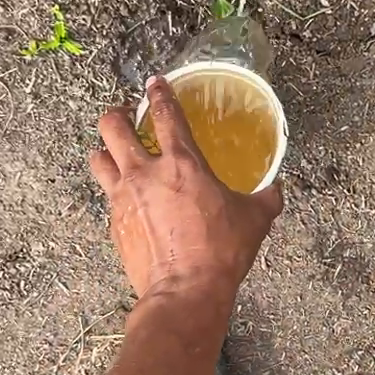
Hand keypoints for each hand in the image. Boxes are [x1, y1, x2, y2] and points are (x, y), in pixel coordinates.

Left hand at [88, 77, 282, 304]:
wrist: (185, 291)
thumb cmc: (221, 251)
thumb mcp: (255, 220)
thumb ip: (266, 198)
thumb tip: (276, 189)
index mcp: (182, 163)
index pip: (164, 114)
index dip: (158, 93)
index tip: (155, 83)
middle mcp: (145, 173)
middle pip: (112, 126)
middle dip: (116, 114)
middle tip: (126, 115)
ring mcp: (123, 197)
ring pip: (98, 157)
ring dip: (106, 149)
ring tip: (117, 152)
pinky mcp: (114, 223)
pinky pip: (106, 194)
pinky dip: (114, 188)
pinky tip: (129, 196)